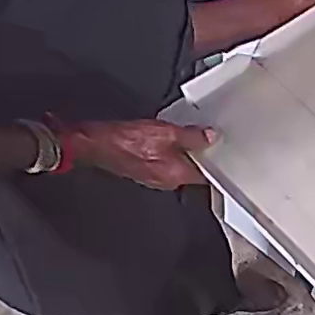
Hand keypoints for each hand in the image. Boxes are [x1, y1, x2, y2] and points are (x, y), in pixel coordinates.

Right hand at [66, 119, 216, 190]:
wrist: (91, 143)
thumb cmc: (123, 141)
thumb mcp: (166, 133)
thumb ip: (192, 136)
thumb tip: (209, 137)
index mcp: (177, 175)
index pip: (207, 176)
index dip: (217, 164)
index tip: (224, 154)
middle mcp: (168, 181)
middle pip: (194, 171)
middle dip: (201, 157)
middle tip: (208, 141)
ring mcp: (155, 177)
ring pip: (179, 167)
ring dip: (185, 154)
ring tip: (188, 137)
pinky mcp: (144, 170)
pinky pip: (165, 163)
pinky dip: (170, 153)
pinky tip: (167, 140)